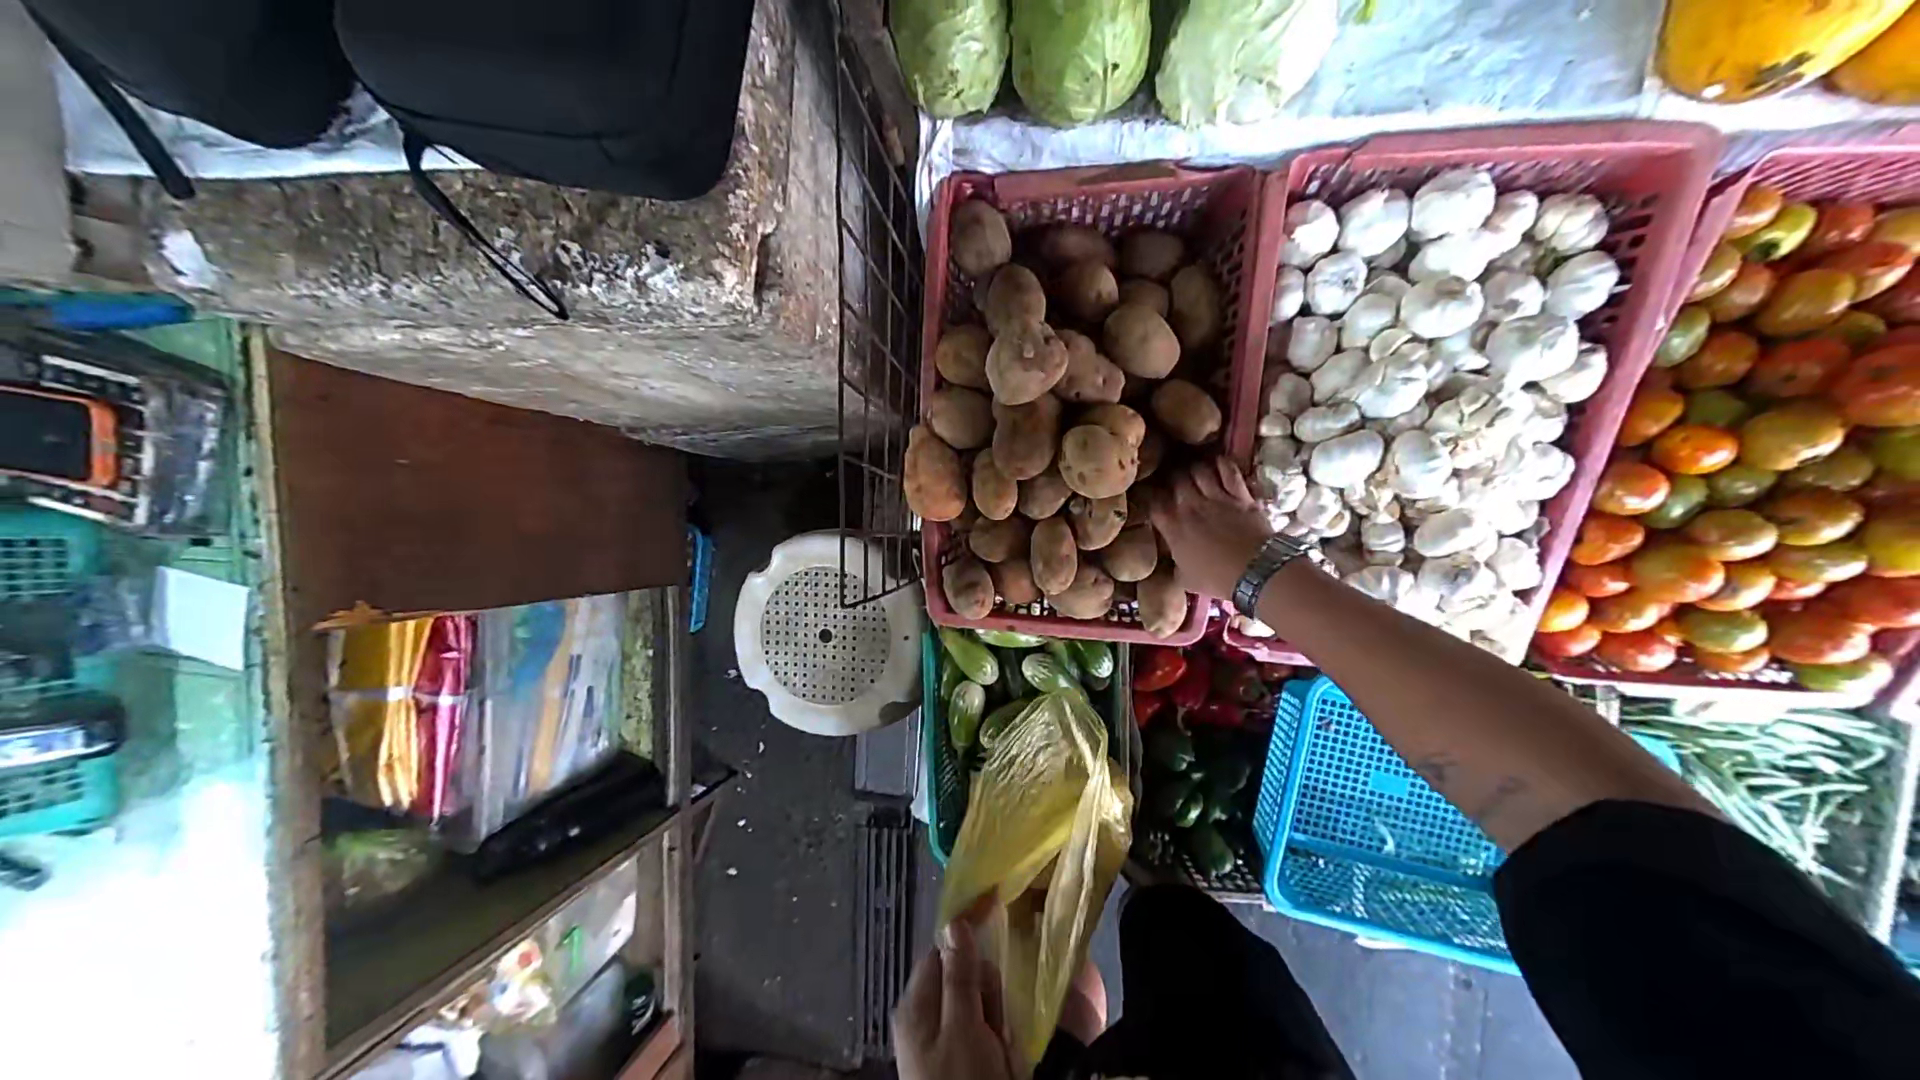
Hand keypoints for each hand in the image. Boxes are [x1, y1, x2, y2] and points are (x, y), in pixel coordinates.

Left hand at [893, 908, 1016, 1079]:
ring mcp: (937, 1041)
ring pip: (974, 1003)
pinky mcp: (954, 1060)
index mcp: (915, 1003)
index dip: (969, 948)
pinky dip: (993, 1035)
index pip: (941, 951)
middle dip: (986, 989)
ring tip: (1001, 1044)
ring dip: (994, 1015)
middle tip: (997, 1019)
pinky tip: (1001, 1054)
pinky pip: (978, 1030)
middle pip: (960, 976)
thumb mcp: (963, 1028)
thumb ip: (959, 976)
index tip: (998, 956)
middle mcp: (921, 1017)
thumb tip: (955, 921)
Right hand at [1150, 457, 1272, 599]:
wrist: (1255, 571)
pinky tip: (1219, 463)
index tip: (1152, 498)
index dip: (1150, 497)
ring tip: (1195, 473)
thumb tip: (1174, 560)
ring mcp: (1216, 497)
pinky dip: (1222, 464)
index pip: (1153, 502)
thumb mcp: (1185, 579)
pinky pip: (1228, 470)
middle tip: (1175, 482)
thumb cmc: (1217, 579)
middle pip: (1175, 480)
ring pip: (1199, 470)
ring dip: (1195, 470)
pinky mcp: (1240, 494)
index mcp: (1173, 527)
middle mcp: (1190, 506)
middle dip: (1172, 478)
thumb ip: (1176, 564)